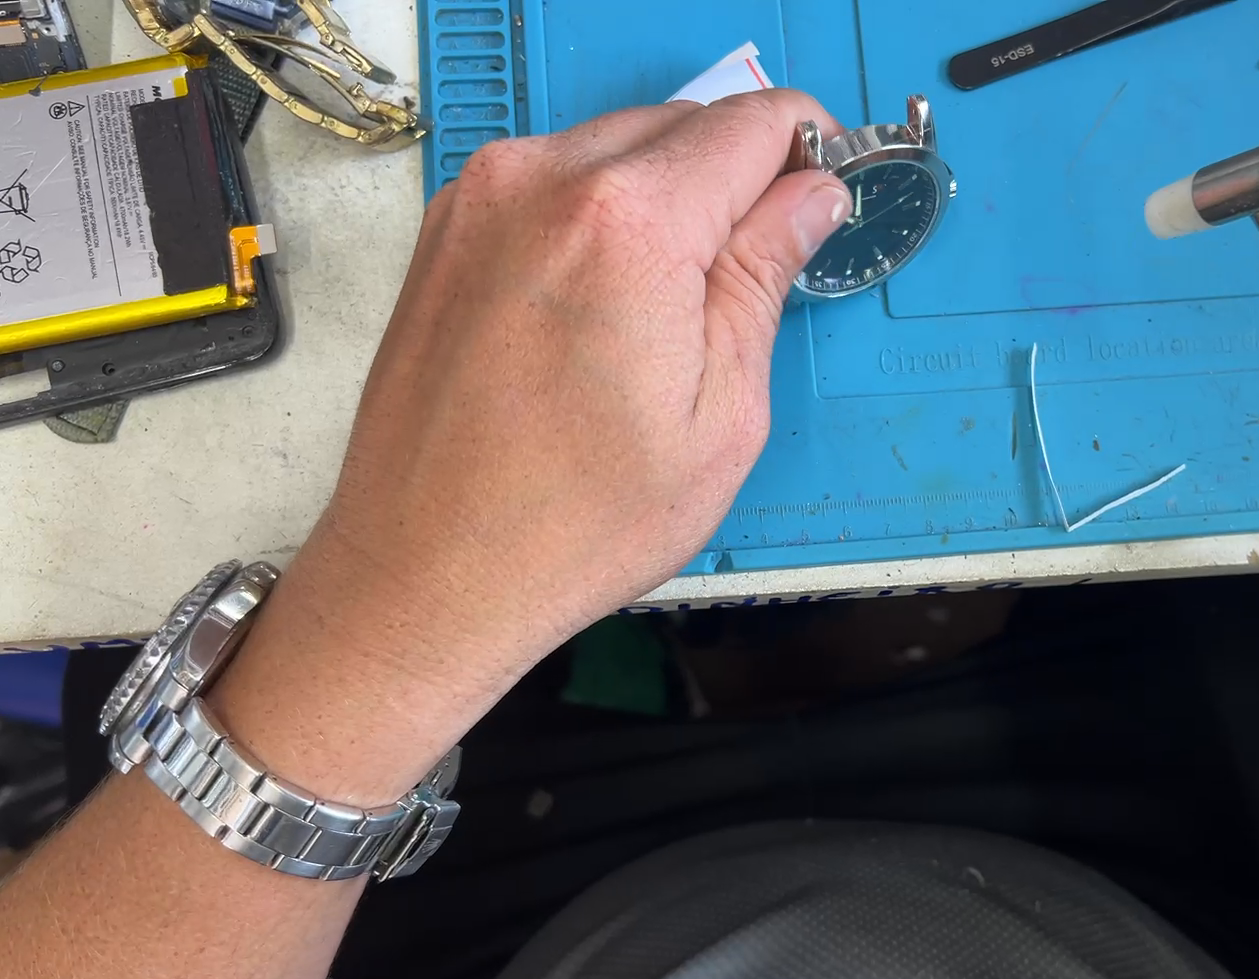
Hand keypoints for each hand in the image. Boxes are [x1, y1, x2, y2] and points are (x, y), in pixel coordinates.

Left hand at [206, 92, 850, 800]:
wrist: (433, 573)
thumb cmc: (588, 520)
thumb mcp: (723, 415)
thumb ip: (764, 280)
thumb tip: (809, 196)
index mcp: (631, 225)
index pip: (750, 125)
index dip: (805, 147)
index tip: (824, 191)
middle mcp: (543, 180)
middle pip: (683, 125)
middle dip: (742, 174)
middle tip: (763, 262)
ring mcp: (481, 197)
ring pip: (618, 147)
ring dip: (675, 196)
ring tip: (685, 297)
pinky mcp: (447, 230)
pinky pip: (558, 181)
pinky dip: (610, 212)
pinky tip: (617, 296)